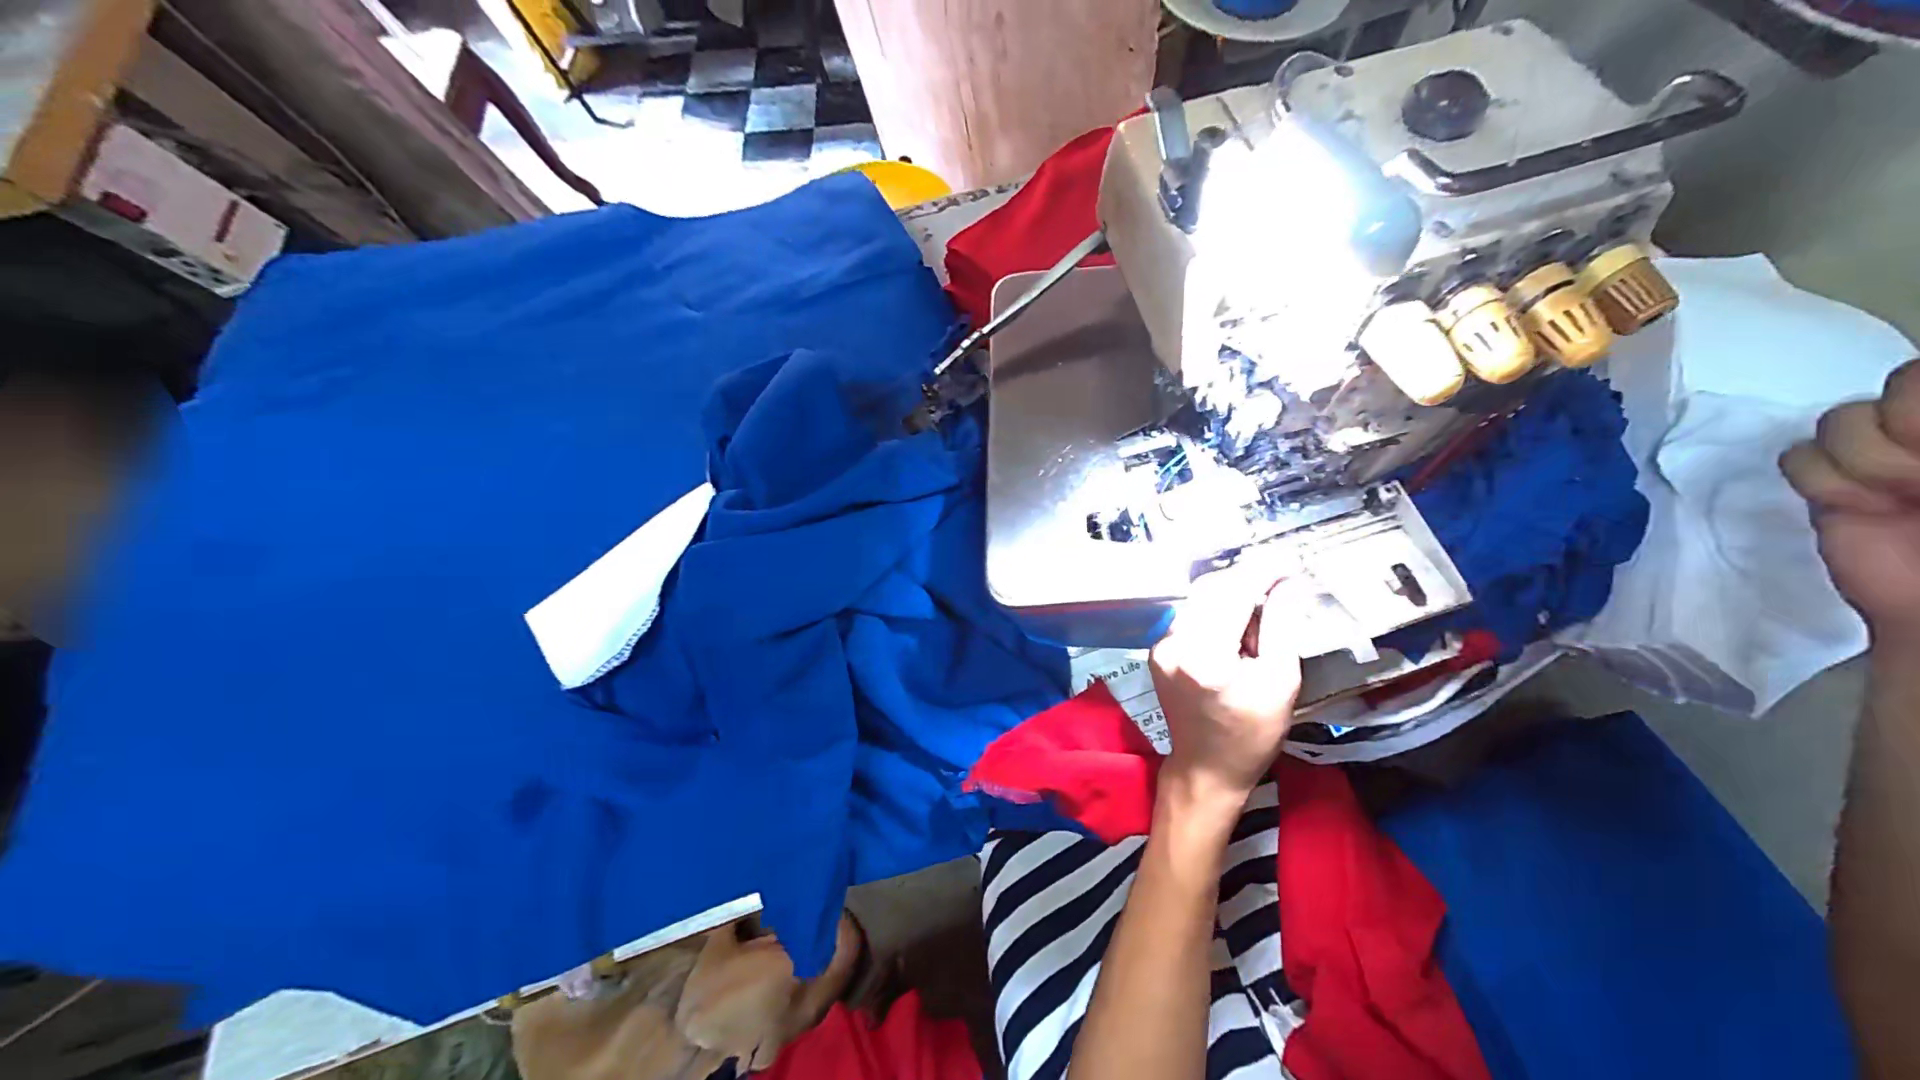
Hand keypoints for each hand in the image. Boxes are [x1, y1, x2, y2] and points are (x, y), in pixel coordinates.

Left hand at [1150, 564, 1302, 809]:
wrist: (1206, 766)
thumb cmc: (1252, 733)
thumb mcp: (1281, 680)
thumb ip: (1283, 624)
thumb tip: (1290, 581)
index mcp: (1206, 656)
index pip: (1235, 592)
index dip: (1264, 571)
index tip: (1290, 562)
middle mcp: (1174, 644)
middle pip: (1212, 588)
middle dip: (1248, 582)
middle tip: (1280, 592)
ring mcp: (1160, 645)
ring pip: (1199, 598)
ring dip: (1232, 597)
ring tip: (1259, 626)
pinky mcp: (1157, 649)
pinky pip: (1189, 615)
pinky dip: (1215, 613)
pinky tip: (1235, 635)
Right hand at [1783, 359, 1919, 642]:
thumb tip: (1900, 429)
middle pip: (1898, 385)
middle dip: (1902, 430)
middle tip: (1918, 479)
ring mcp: (1880, 456)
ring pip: (1842, 420)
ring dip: (1864, 463)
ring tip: (1893, 499)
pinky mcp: (1829, 483)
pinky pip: (1798, 458)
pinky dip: (1822, 482)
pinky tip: (1856, 507)